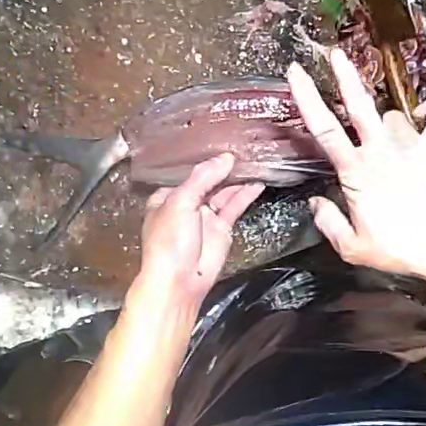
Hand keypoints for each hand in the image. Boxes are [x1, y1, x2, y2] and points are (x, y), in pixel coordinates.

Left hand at [130, 154, 264, 315]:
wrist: (179, 281)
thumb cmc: (168, 243)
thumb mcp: (181, 202)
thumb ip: (203, 178)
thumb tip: (225, 159)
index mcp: (168, 196)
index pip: (188, 172)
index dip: (205, 160)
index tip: (223, 144)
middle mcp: (187, 204)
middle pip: (209, 180)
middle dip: (224, 168)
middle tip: (244, 151)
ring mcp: (205, 216)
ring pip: (224, 192)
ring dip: (238, 179)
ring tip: (255, 163)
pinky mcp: (221, 228)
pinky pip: (235, 206)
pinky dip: (246, 195)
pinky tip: (257, 183)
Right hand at [287, 49, 425, 287]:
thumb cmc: (403, 248)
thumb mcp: (353, 248)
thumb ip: (328, 223)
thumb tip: (316, 204)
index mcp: (356, 171)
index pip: (324, 128)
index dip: (307, 97)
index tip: (296, 73)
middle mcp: (382, 151)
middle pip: (358, 104)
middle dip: (344, 76)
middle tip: (335, 55)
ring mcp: (412, 146)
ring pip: (391, 117)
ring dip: (384, 123)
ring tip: (384, 140)